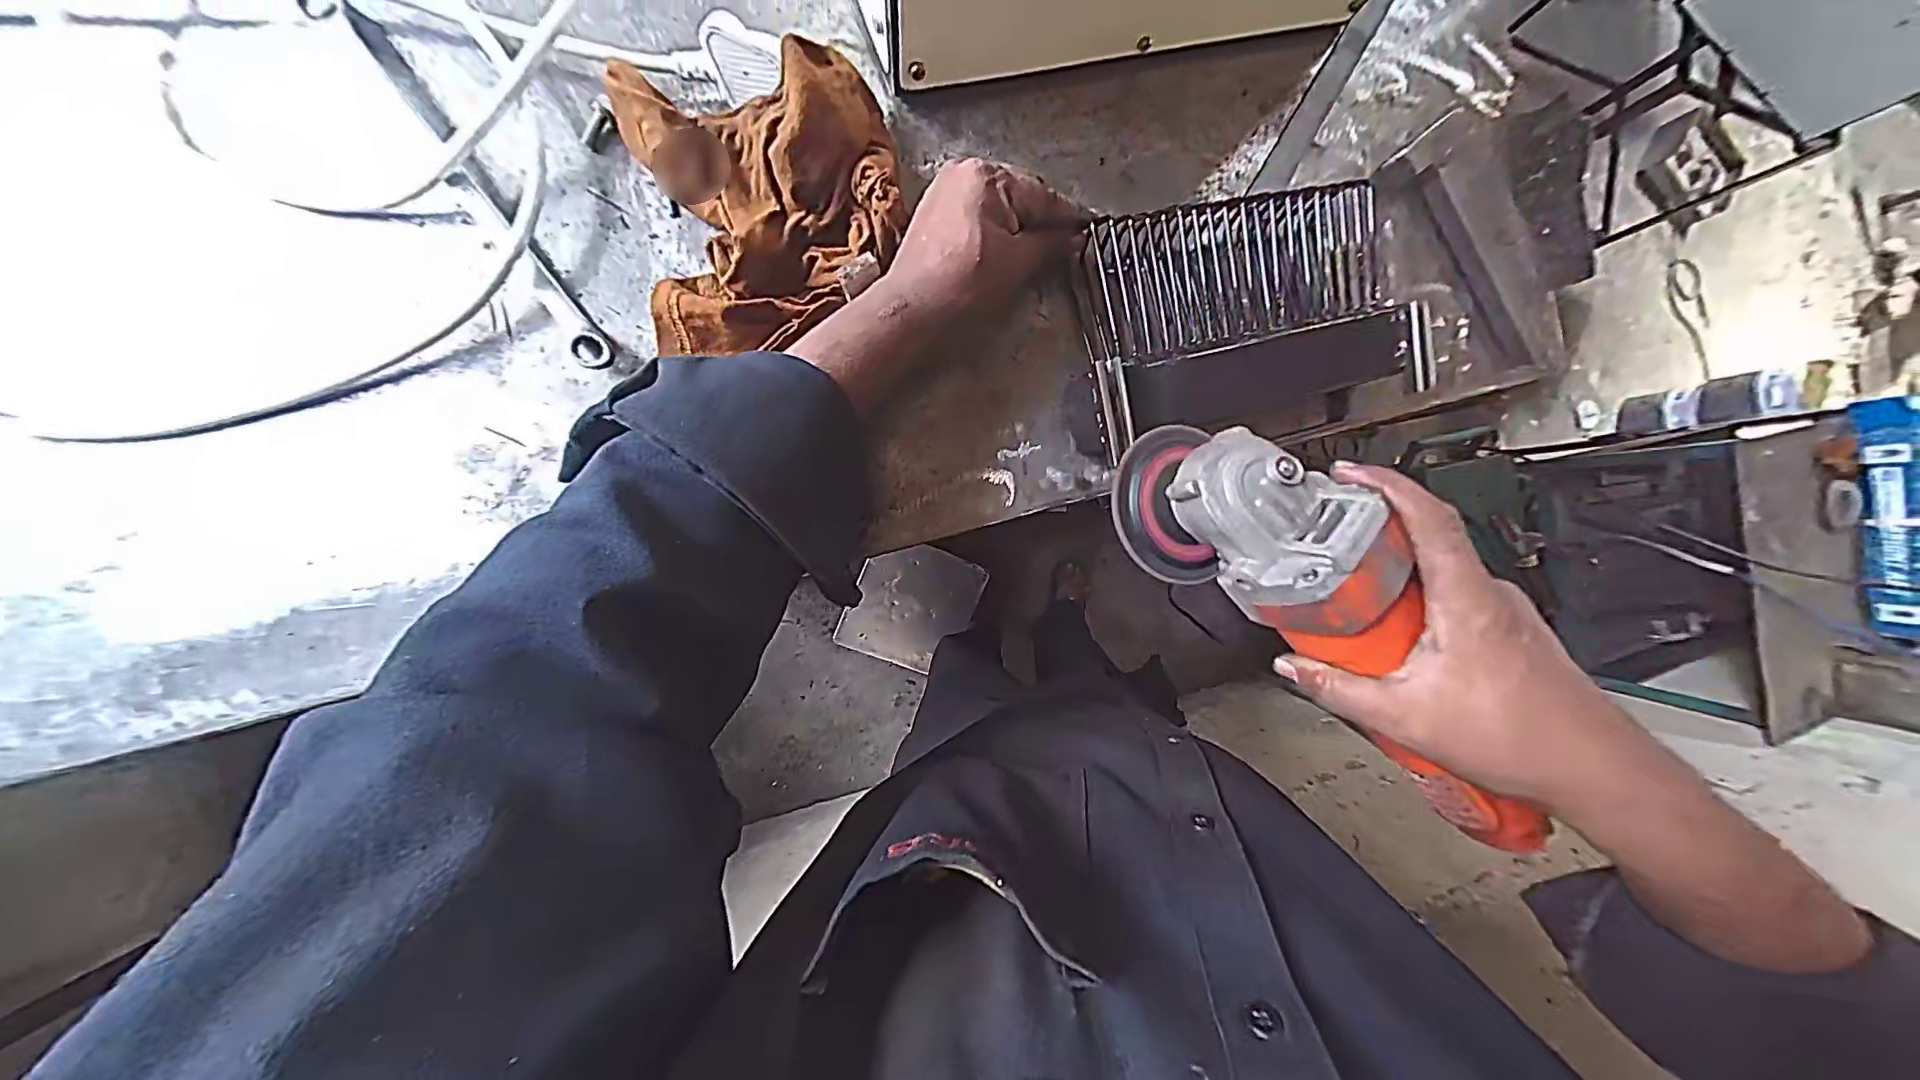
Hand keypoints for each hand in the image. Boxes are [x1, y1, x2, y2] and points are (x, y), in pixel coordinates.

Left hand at [881, 157, 1087, 323]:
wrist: (911, 316)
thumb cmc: (962, 287)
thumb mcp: (1018, 264)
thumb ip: (1051, 245)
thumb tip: (1073, 238)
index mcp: (986, 175)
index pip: (1043, 196)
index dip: (1069, 219)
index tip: (1090, 231)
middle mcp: (962, 174)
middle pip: (1019, 201)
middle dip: (1040, 227)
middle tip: (1063, 253)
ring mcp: (944, 196)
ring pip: (998, 214)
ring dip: (1017, 236)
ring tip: (1030, 264)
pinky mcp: (933, 222)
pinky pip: (977, 225)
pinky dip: (993, 241)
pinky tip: (999, 264)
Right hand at [1272, 463, 1662, 814]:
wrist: (1596, 771)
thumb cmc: (1524, 740)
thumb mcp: (1402, 716)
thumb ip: (1337, 688)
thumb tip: (1295, 667)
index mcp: (1466, 599)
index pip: (1428, 517)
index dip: (1386, 485)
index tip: (1351, 473)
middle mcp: (1488, 594)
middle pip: (1426, 536)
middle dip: (1374, 528)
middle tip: (1332, 538)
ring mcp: (1500, 610)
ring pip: (1436, 570)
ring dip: (1392, 573)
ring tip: (1353, 600)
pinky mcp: (1503, 629)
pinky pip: (1448, 596)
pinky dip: (1413, 601)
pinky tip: (1393, 640)